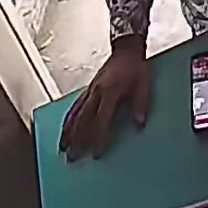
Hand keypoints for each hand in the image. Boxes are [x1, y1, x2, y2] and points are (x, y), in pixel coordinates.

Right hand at [59, 39, 150, 159]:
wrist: (126, 49)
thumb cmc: (136, 67)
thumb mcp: (144, 85)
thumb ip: (141, 104)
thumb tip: (139, 124)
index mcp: (110, 92)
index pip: (101, 120)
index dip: (98, 138)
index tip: (95, 154)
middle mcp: (96, 92)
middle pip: (83, 120)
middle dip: (77, 141)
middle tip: (73, 157)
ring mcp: (90, 90)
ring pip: (75, 114)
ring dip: (68, 132)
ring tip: (63, 148)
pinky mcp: (88, 88)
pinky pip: (75, 106)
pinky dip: (68, 119)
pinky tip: (65, 129)